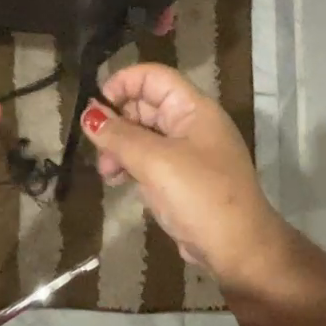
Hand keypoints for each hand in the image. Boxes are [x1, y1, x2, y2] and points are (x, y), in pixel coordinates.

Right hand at [81, 64, 284, 277]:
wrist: (236, 247)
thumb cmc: (200, 196)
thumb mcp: (155, 162)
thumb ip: (119, 136)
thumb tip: (88, 114)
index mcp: (194, 109)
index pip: (153, 77)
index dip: (122, 84)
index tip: (94, 107)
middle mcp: (191, 125)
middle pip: (145, 106)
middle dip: (116, 122)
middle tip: (97, 148)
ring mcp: (188, 153)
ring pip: (143, 136)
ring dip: (119, 148)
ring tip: (106, 172)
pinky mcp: (181, 180)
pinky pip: (149, 161)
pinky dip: (130, 166)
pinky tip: (118, 181)